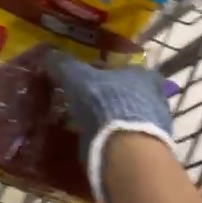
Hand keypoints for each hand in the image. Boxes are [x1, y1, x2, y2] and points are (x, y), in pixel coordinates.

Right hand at [40, 50, 174, 202]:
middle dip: (106, 96)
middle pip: (126, 92)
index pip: (118, 67)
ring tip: (88, 126)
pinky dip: (115, 139)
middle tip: (84, 103)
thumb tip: (45, 52)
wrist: (127, 150)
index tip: (82, 80)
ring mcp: (156, 124)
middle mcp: (154, 95)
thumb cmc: (104, 103)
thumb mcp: (76, 78)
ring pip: (129, 116)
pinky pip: (129, 139)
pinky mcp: (151, 149)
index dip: (99, 72)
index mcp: (141, 74)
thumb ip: (62, 64)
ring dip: (112, 119)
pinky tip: (99, 144)